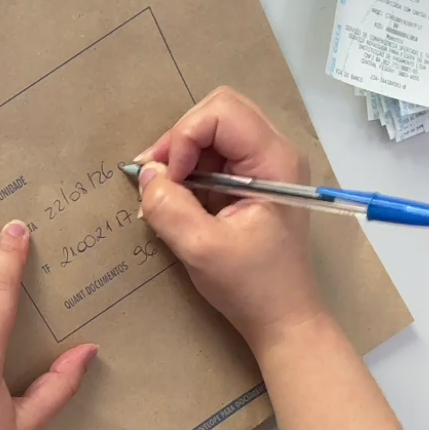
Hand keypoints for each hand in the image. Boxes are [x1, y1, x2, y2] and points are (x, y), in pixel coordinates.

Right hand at [134, 87, 327, 354]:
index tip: (169, 181)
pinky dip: (190, 172)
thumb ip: (169, 207)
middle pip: (218, 113)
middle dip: (179, 141)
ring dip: (181, 157)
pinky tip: (176, 199)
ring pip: (214, 133)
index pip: (221, 112)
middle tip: (155, 180)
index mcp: (274, 161)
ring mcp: (266, 166)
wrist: (282, 317)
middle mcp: (275, 153)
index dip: (184, 138)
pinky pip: (216, 157)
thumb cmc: (250, 286)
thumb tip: (146, 174)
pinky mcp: (253, 183)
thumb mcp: (201, 249)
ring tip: (160, 192)